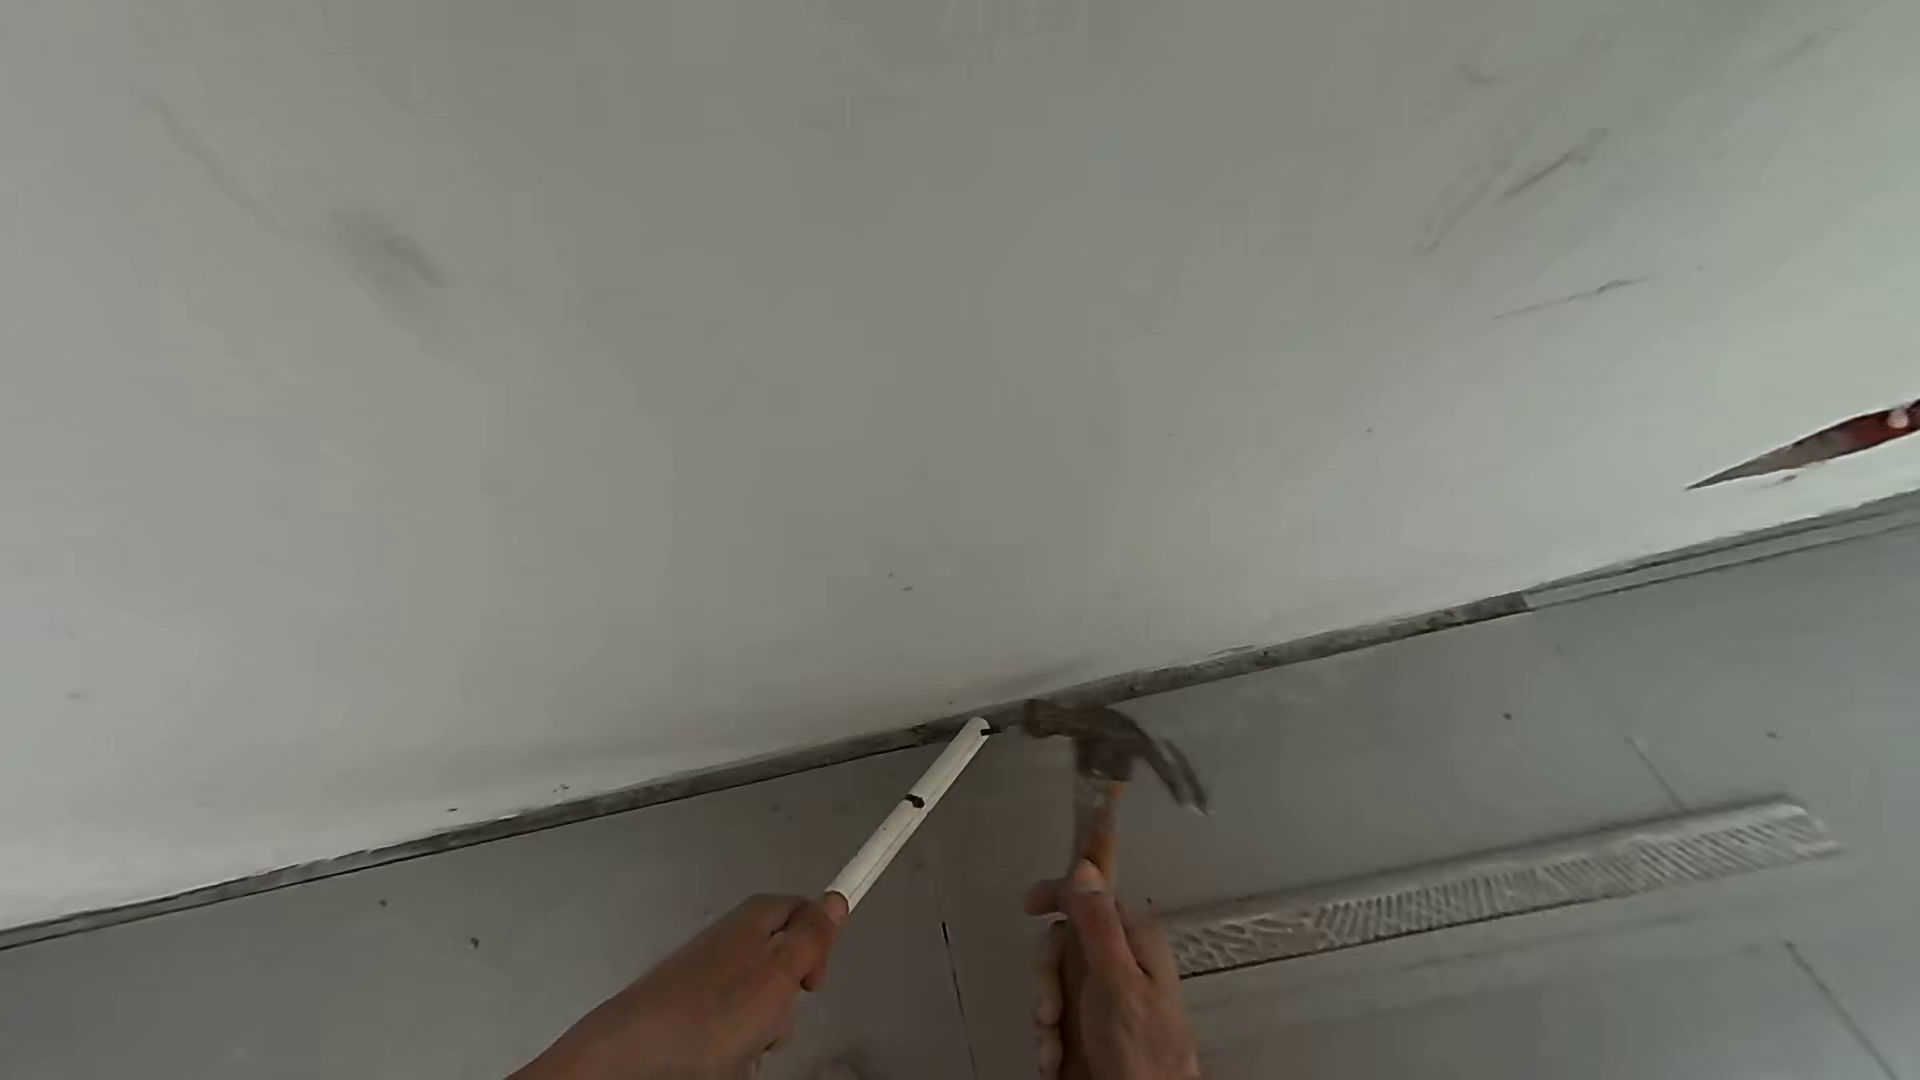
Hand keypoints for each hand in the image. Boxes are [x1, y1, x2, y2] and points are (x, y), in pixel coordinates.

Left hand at [512, 892, 848, 1079]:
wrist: (627, 1061)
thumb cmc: (716, 1012)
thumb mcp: (781, 972)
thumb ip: (814, 934)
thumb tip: (838, 896)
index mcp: (759, 914)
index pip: (809, 911)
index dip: (821, 944)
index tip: (815, 982)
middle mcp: (734, 934)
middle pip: (785, 959)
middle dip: (788, 996)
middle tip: (774, 1021)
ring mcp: (708, 971)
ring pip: (758, 998)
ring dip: (759, 1028)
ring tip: (739, 1051)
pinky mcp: (686, 1007)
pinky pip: (728, 1022)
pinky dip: (730, 1045)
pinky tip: (718, 1063)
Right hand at [1027, 862, 1199, 1079]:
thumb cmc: (1139, 1050)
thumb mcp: (1117, 982)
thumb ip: (1098, 923)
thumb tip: (1084, 866)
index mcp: (1134, 937)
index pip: (1092, 891)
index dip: (1060, 893)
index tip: (1030, 905)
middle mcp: (1120, 956)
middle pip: (1065, 935)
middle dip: (1047, 972)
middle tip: (1047, 1009)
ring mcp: (1105, 990)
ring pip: (1056, 973)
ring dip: (1046, 1009)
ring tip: (1052, 1047)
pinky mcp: (1091, 1020)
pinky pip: (1056, 1007)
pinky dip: (1049, 1033)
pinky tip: (1054, 1059)